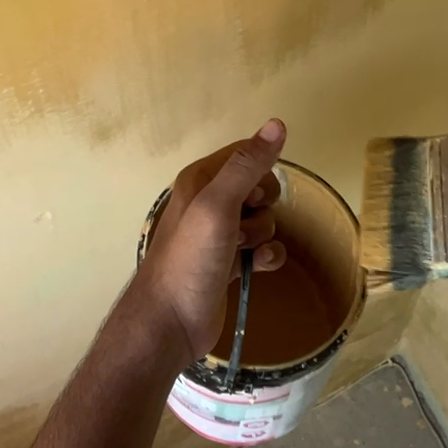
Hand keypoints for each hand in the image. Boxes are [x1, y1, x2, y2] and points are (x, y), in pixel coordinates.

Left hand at [132, 119, 288, 360]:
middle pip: (259, 187)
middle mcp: (208, 201)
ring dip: (262, 235)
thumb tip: (278, 123)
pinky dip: (265, 256)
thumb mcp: (218, 204)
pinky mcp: (228, 263)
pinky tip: (258, 267)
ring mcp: (219, 234)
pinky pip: (262, 248)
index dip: (260, 173)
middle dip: (262, 207)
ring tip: (241, 252)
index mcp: (201, 178)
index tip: (253, 196)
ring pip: (262, 219)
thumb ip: (247, 166)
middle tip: (242, 225)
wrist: (169, 323)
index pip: (246, 154)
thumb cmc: (190, 257)